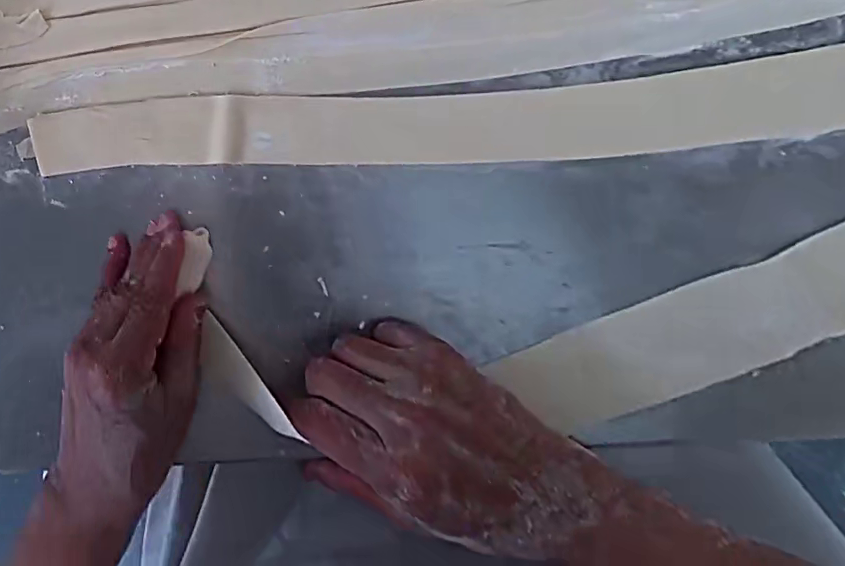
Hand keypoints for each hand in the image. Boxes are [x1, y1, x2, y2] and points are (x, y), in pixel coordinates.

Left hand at [12, 212, 204, 565]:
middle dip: (153, 252)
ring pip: (114, 292)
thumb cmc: (141, 455)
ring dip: (136, 258)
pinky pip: (98, 303)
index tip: (179, 234)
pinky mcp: (76, 347)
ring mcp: (80, 347)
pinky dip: (110, 273)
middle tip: (169, 219)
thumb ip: (184, 345)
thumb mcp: (179, 405)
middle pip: (130, 291)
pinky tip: (118, 247)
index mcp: (122, 369)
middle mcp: (94, 351)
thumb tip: (192, 297)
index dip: (166, 265)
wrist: (89, 488)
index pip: (149, 303)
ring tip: (154, 229)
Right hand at [291, 319, 615, 558]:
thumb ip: (354, 484)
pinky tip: (388, 363)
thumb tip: (311, 461)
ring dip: (345, 361)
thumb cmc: (484, 511)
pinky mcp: (441, 355)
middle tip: (328, 395)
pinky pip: (384, 327)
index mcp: (394, 469)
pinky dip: (378, 341)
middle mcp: (405, 420)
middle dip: (317, 384)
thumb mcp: (411, 518)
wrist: (547, 492)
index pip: (316, 421)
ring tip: (360, 378)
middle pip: (324, 374)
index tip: (300, 411)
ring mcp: (424, 380)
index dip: (298, 413)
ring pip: (348, 346)